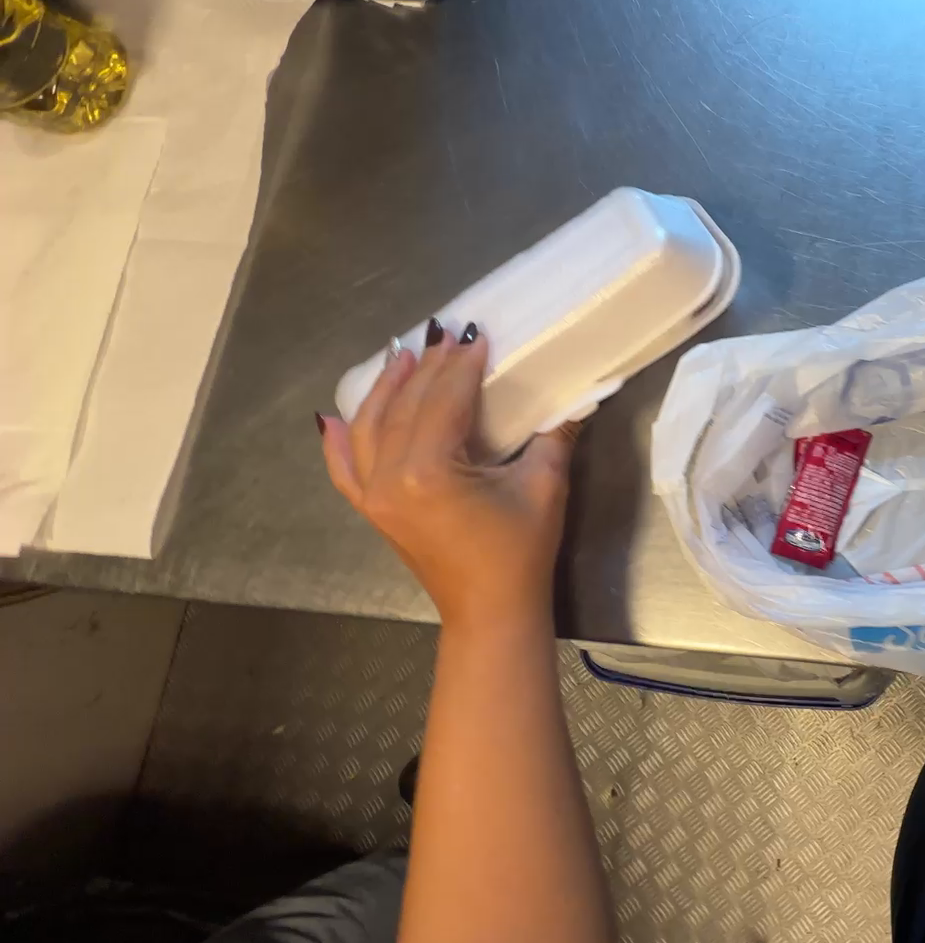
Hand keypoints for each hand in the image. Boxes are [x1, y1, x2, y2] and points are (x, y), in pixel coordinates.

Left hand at [317, 321, 576, 632]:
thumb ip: (554, 437)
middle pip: (405, 407)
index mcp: (428, 470)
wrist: (492, 607)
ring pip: (369, 428)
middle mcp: (388, 477)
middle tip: (445, 335)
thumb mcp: (545, 486)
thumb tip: (574, 400)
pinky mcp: (372, 509)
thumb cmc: (521, 549)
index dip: (462, 367)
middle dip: (427, 368)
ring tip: (402, 356)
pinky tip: (333, 417)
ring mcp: (372, 495)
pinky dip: (338, 440)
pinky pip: (344, 467)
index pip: (443, 402)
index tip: (477, 336)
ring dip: (385, 389)